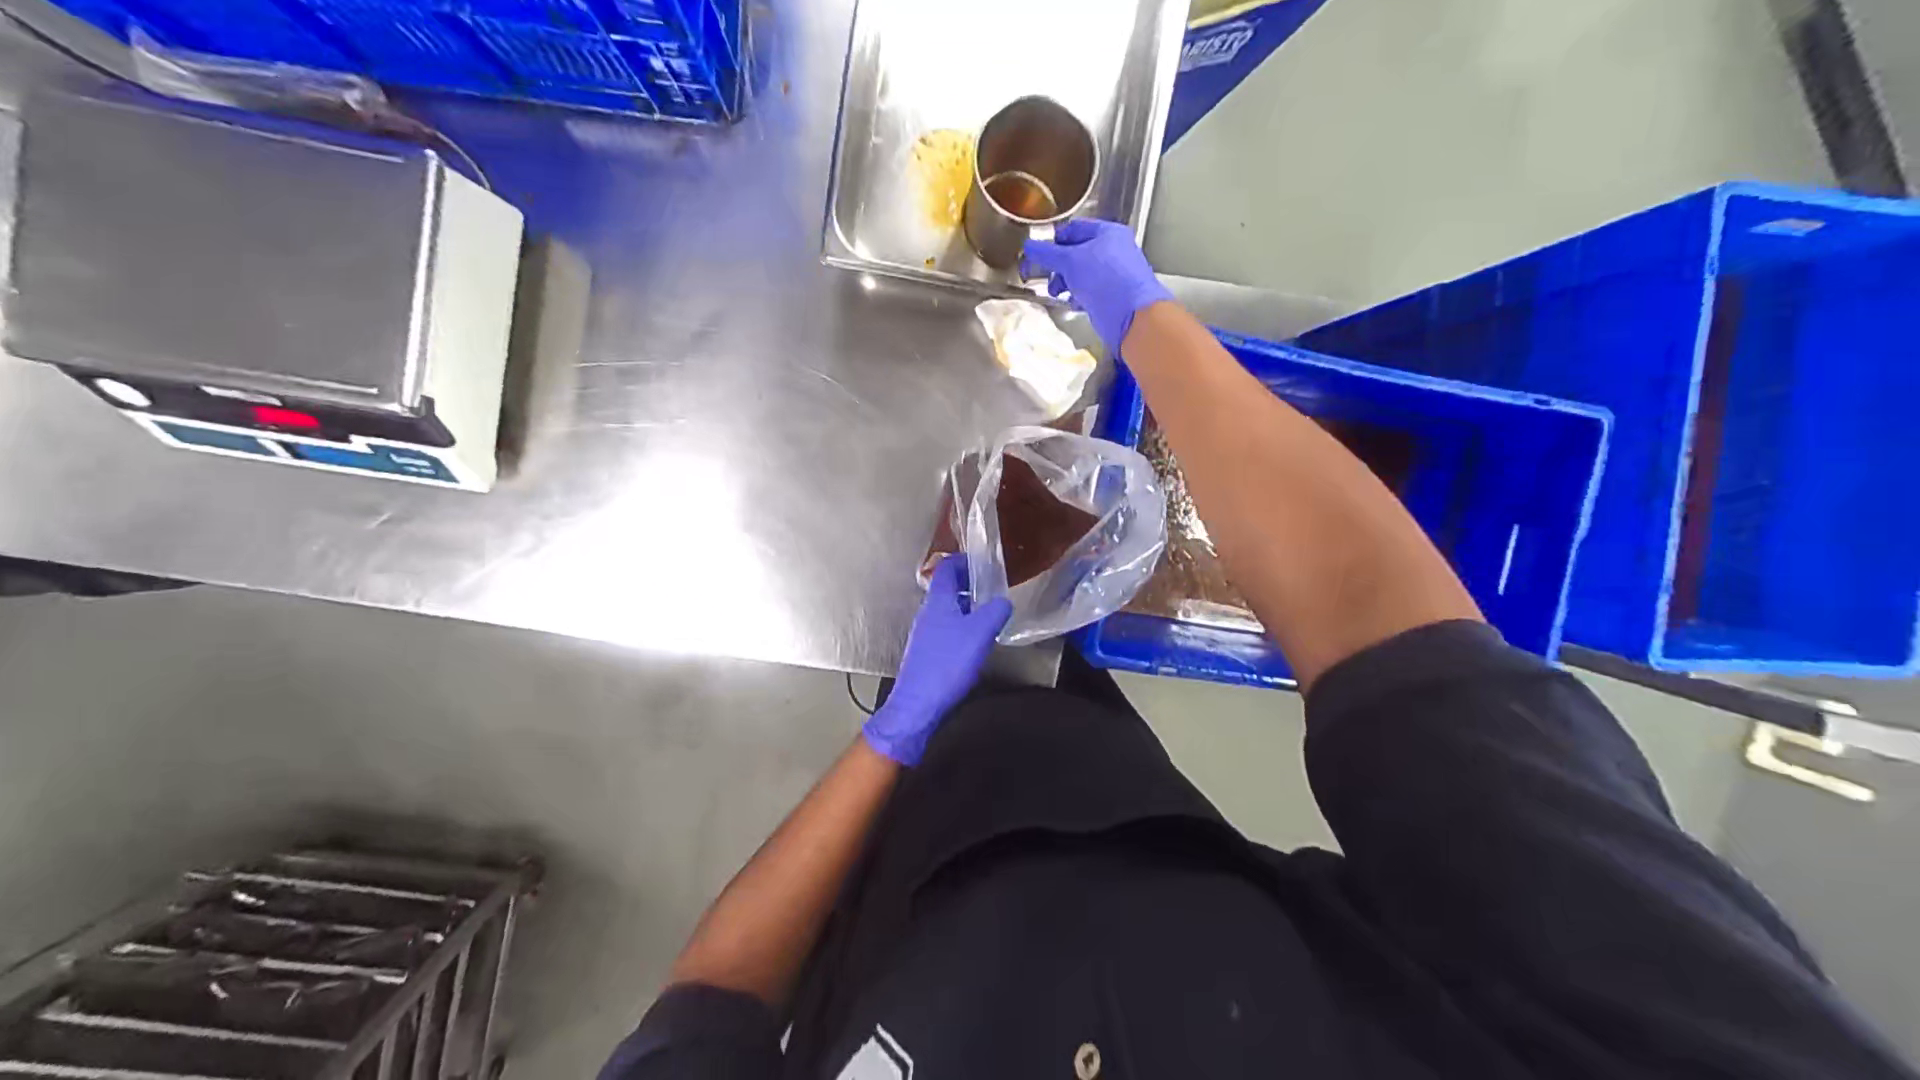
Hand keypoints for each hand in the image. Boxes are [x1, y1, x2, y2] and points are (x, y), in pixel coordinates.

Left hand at [864, 555, 1012, 765]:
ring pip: (947, 610)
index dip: (962, 560)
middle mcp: (928, 614)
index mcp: (938, 602)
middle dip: (968, 583)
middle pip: (946, 589)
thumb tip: (1003, 602)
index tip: (981, 560)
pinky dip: (962, 625)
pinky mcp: (928, 653)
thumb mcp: (979, 633)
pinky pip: (947, 629)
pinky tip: (975, 639)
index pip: (946, 569)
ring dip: (966, 605)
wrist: (918, 705)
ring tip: (988, 610)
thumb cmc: (947, 664)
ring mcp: (925, 634)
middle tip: (991, 585)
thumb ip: (994, 612)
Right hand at [1022, 218, 1174, 355]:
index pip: (1075, 229)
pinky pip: (1089, 291)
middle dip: (1059, 264)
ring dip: (1066, 281)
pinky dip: (1077, 295)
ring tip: (1056, 291)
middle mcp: (1114, 251)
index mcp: (1108, 233)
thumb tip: (1029, 246)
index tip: (1038, 251)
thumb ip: (1047, 254)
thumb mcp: (1070, 261)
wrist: (1132, 317)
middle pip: (1077, 252)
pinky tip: (1071, 302)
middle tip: (1044, 274)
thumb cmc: (1106, 280)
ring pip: (1082, 273)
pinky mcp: (1112, 296)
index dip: (1055, 239)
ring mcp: (1114, 275)